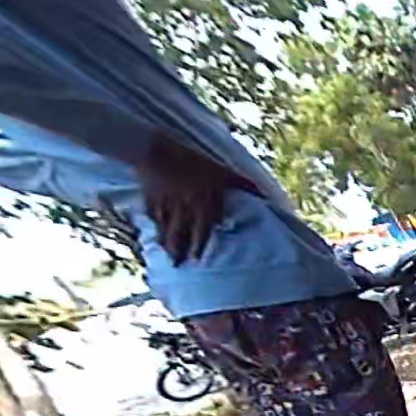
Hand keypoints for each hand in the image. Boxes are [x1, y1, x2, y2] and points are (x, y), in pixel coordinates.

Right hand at [137, 133, 256, 263]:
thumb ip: (245, 185)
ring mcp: (166, 206)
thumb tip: (266, 196)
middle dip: (181, 251)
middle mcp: (185, 210)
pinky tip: (152, 235)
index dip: (201, 245)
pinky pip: (152, 217)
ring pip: (167, 229)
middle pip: (182, 235)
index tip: (200, 259)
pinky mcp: (150, 199)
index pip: (203, 231)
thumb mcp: (224, 172)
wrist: (154, 149)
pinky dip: (153, 227)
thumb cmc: (195, 162)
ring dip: (167, 244)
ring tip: (167, 258)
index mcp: (203, 205)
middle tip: (180, 266)